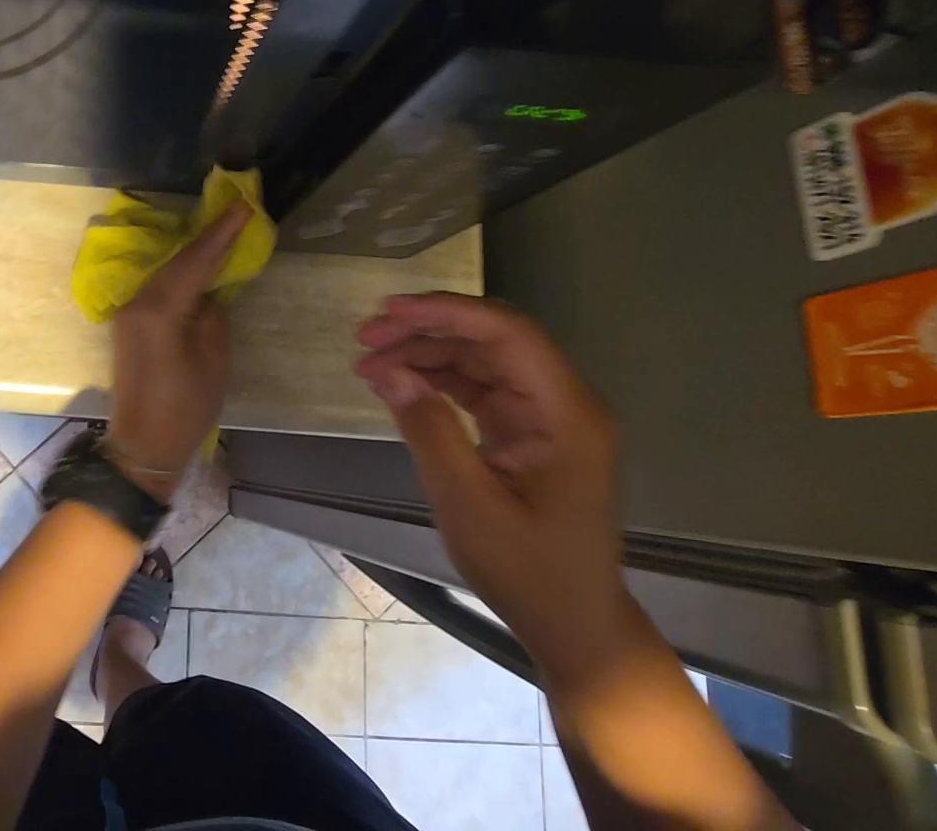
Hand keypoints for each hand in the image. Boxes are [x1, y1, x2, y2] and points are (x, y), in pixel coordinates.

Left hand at [106, 202, 253, 500]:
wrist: (144, 444)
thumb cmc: (186, 408)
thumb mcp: (214, 360)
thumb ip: (214, 316)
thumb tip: (210, 294)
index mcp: (160, 310)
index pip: (195, 261)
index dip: (221, 233)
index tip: (244, 206)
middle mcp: (138, 303)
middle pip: (177, 261)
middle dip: (207, 237)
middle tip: (237, 213)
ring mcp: (128, 313)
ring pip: (165, 272)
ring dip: (193, 254)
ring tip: (223, 233)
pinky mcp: (128, 324)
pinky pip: (157, 287)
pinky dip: (179, 274)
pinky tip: (197, 266)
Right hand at [354, 292, 631, 676]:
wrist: (572, 623)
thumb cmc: (527, 570)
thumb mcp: (468, 504)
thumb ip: (428, 430)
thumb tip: (387, 371)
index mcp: (566, 412)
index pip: (507, 334)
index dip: (446, 312)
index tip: (387, 313)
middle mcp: (561, 401)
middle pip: (492, 339)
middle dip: (427, 330)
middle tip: (364, 338)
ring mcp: (546, 416)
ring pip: (481, 360)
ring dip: (426, 354)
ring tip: (368, 363)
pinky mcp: (527, 432)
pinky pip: (479, 388)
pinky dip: (437, 381)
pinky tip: (397, 385)